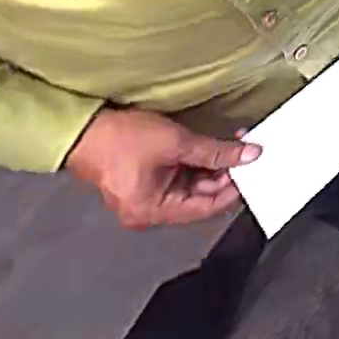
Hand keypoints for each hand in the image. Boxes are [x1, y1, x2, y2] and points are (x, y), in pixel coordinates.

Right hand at [64, 108, 259, 229]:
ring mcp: (146, 193)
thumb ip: (214, 151)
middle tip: (246, 151)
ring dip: (212, 163)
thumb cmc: (120, 139)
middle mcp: (149, 210)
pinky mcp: (144, 176)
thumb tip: (247, 155)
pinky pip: (178, 173)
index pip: (205, 207)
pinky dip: (196, 160)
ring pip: (190, 182)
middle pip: (198, 195)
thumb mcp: (176, 143)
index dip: (232, 188)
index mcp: (152, 212)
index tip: (252, 170)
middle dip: (223, 171)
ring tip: (233, 143)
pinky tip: (212, 144)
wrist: (85, 126)